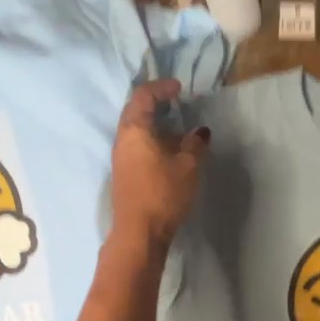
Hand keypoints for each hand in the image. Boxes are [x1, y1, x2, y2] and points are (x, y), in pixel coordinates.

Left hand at [109, 78, 209, 251]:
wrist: (139, 233)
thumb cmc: (163, 193)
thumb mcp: (188, 166)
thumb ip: (195, 144)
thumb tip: (200, 132)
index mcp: (135, 129)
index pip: (143, 96)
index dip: (161, 87)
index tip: (179, 88)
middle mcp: (122, 140)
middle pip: (135, 111)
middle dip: (155, 104)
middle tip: (175, 104)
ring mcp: (120, 158)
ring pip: (135, 131)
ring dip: (155, 126)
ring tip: (177, 132)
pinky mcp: (124, 175)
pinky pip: (136, 147)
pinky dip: (152, 141)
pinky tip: (169, 153)